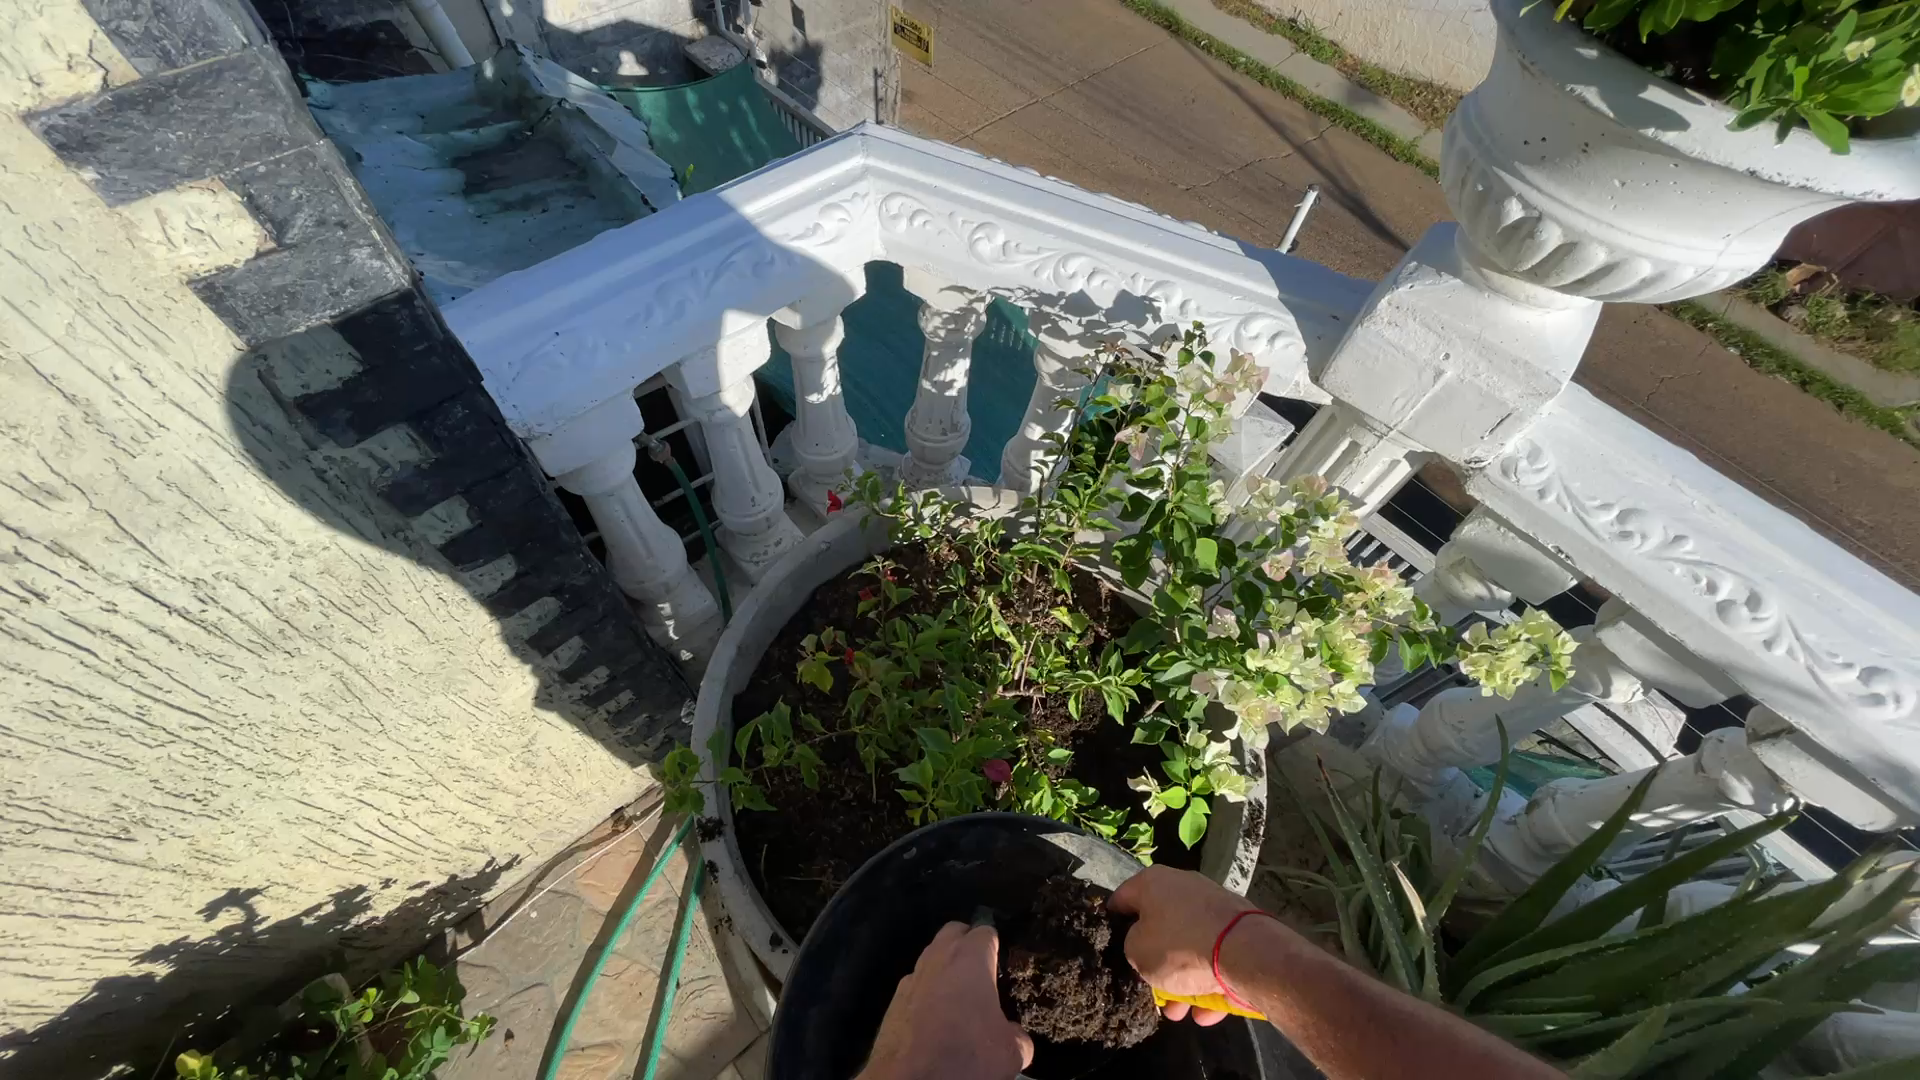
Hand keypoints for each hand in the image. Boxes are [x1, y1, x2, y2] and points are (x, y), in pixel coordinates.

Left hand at [859, 922, 1033, 1079]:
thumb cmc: (966, 1054)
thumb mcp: (1009, 1052)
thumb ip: (1018, 1036)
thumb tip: (1017, 1036)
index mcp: (970, 958)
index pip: (986, 933)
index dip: (996, 947)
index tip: (1001, 966)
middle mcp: (939, 956)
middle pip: (954, 932)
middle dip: (967, 944)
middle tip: (980, 974)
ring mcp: (913, 975)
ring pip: (932, 956)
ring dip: (945, 968)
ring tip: (957, 999)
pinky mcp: (894, 998)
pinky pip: (915, 983)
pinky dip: (925, 992)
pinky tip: (933, 1018)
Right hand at [1109, 865, 1276, 1026]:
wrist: (1245, 952)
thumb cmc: (1179, 946)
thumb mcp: (1136, 952)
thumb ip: (1130, 946)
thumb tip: (1140, 945)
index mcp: (1151, 882)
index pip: (1121, 900)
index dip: (1112, 925)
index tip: (1110, 950)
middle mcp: (1180, 886)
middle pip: (1157, 926)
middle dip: (1153, 963)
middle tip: (1150, 990)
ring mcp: (1211, 906)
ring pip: (1187, 945)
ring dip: (1181, 980)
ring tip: (1179, 1014)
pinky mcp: (1235, 929)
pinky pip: (1213, 956)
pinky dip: (1207, 981)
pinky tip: (1205, 1013)